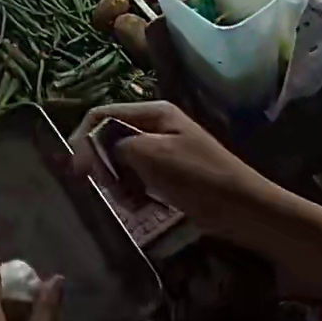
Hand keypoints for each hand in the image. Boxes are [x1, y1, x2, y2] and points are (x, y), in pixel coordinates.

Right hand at [68, 102, 292, 245]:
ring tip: (132, 202)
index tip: (77, 173)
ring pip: (120, 162)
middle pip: (108, 138)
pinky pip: (136, 177)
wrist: (244, 208)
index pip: (101, 115)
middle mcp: (155, 125)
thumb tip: (86, 150)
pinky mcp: (167, 172)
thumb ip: (115, 146)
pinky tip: (142, 206)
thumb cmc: (200, 178)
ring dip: (118, 183)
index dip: (83, 140)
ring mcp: (162, 149)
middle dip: (102, 165)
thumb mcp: (152, 156)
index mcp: (153, 112)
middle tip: (110, 190)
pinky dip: (133, 192)